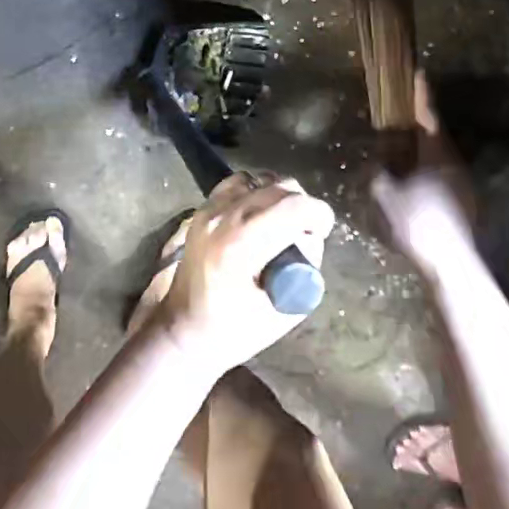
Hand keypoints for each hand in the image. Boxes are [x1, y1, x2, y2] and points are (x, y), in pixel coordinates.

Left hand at [149, 172, 333, 374]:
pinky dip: (257, 193)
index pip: (293, 206)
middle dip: (303, 207)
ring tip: (282, 226)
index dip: (319, 215)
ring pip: (261, 180)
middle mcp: (222, 218)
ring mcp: (209, 209)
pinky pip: (239, 183)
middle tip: (305, 235)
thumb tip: (309, 235)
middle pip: (280, 187)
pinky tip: (260, 217)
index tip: (323, 232)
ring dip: (280, 197)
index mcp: (239, 245)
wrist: (185, 327)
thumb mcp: (286, 308)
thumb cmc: (235, 329)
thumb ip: (304, 264)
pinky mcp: (203, 208)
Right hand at [370, 74, 476, 276]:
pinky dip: (426, 171)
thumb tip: (376, 161)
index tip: (418, 73)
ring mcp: (463, 184)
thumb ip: (379, 174)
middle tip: (400, 119)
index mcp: (436, 155)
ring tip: (402, 153)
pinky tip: (413, 184)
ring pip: (439, 157)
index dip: (421, 95)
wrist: (452, 265)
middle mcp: (454, 163)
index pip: (427, 116)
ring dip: (422, 151)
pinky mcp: (465, 202)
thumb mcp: (385, 196)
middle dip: (418, 126)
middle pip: (435, 136)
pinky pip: (441, 175)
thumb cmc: (417, 225)